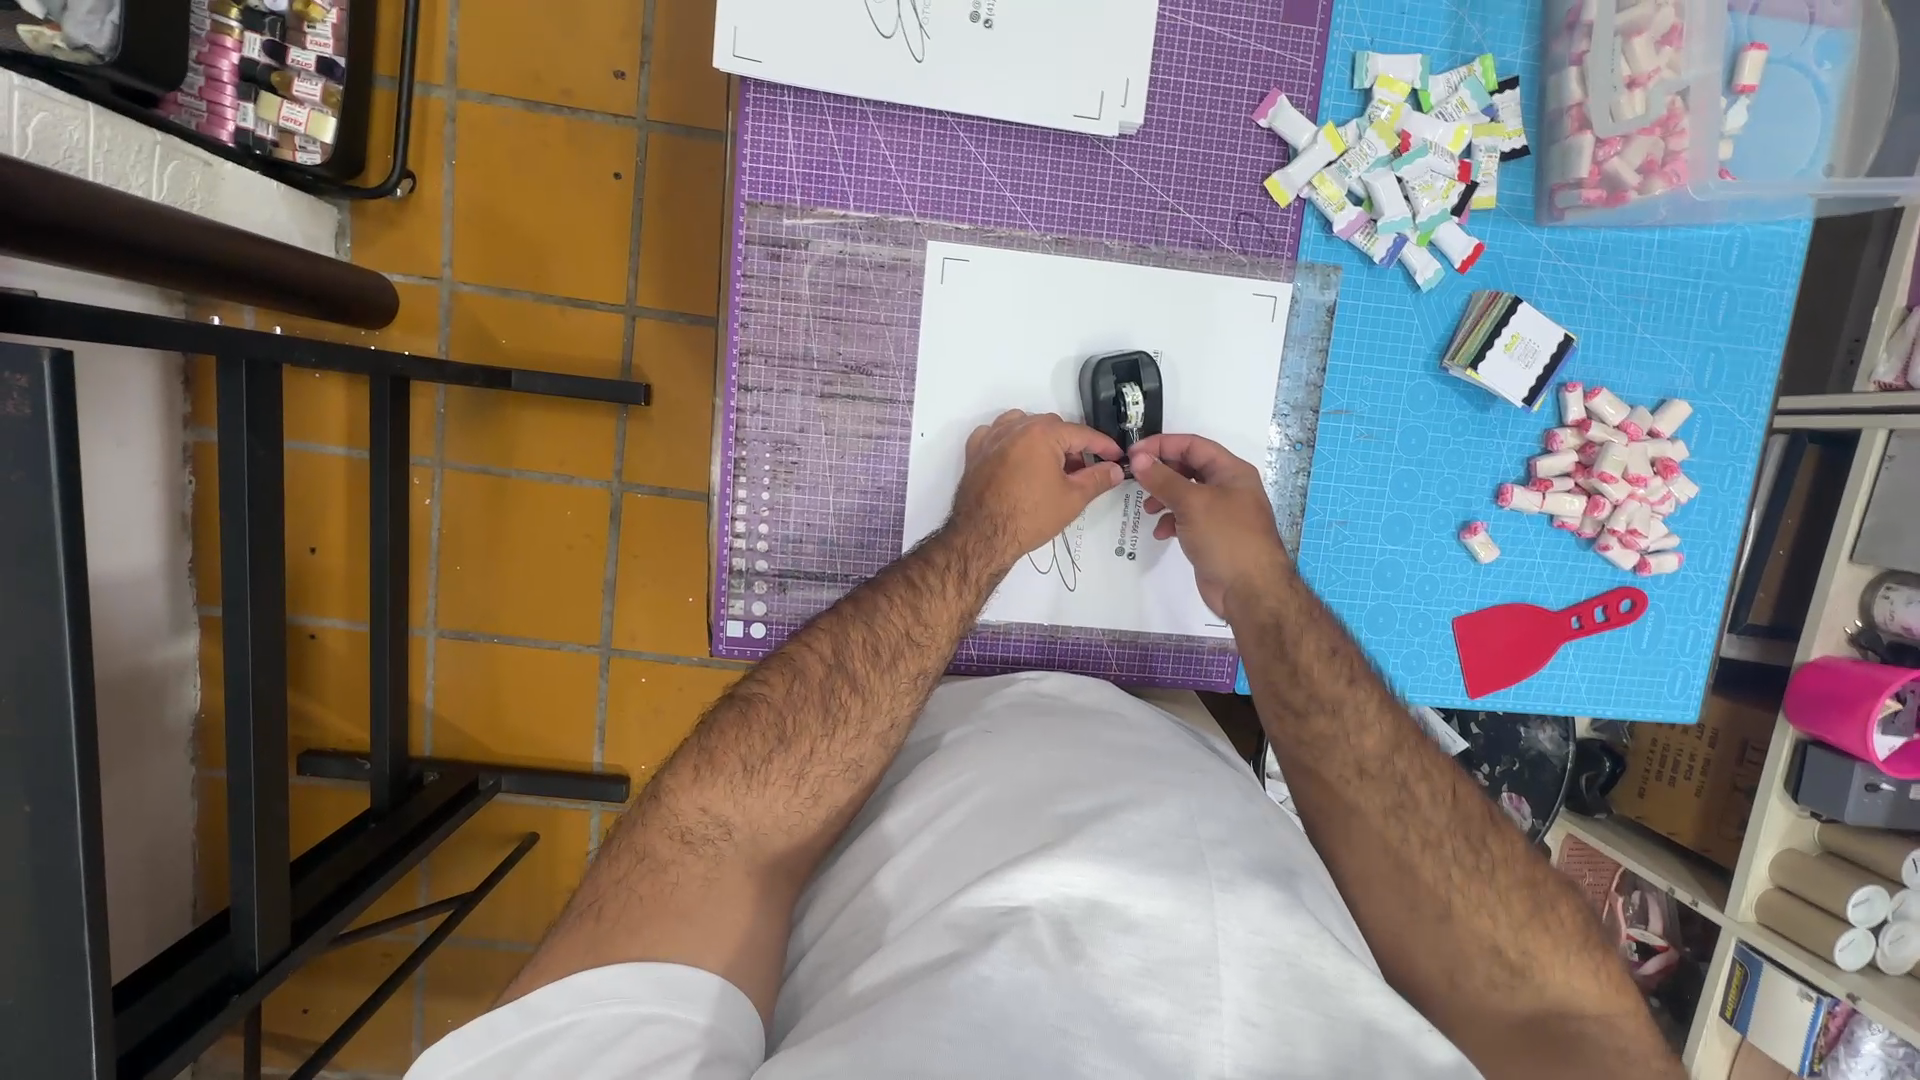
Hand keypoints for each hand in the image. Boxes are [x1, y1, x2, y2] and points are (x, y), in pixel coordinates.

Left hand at [948, 410, 1125, 568]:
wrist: (983, 537)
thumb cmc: (1027, 518)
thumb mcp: (1072, 499)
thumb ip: (1097, 479)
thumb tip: (1113, 469)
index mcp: (1042, 434)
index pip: (1081, 434)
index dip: (1102, 446)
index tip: (1114, 456)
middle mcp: (1015, 428)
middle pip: (1053, 427)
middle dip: (1072, 446)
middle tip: (1083, 470)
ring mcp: (991, 438)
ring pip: (1024, 425)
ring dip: (1042, 439)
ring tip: (1051, 465)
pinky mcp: (975, 452)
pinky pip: (996, 434)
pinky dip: (1010, 441)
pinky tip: (1019, 459)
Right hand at [1128, 434, 1291, 621]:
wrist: (1249, 590)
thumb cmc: (1226, 537)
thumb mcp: (1192, 503)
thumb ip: (1163, 479)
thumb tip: (1138, 459)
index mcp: (1231, 471)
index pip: (1193, 445)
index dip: (1163, 445)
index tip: (1134, 453)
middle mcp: (1228, 487)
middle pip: (1188, 468)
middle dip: (1162, 473)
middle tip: (1136, 480)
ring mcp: (1220, 512)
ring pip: (1185, 494)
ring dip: (1163, 498)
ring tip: (1148, 510)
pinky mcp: (1212, 535)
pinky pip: (1186, 518)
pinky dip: (1171, 521)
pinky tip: (1163, 533)